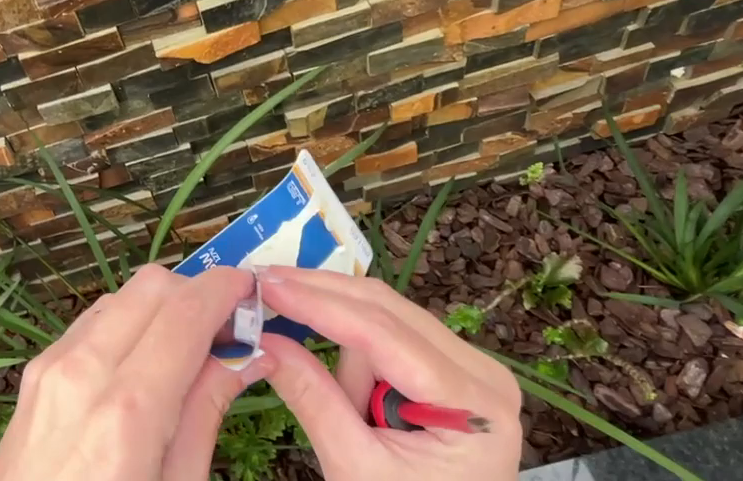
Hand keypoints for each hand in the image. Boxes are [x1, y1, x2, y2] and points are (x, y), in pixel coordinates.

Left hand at [0, 264, 272, 480]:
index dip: (224, 290)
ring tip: (191, 346)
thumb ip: (206, 412)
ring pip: (120, 297)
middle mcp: (82, 371)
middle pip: (150, 286)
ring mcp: (50, 367)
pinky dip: (127, 322)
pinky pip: (91, 322)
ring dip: (161, 305)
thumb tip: (247, 353)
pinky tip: (145, 359)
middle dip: (195, 293)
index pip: (185, 313)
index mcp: (126, 411)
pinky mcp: (33, 373)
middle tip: (228, 327)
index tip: (252, 289)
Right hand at [259, 267, 520, 479]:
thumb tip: (262, 339)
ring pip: (382, 316)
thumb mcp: (355, 469)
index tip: (268, 284)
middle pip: (386, 310)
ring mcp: (468, 366)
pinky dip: (352, 340)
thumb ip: (312, 398)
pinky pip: (389, 333)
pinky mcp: (449, 367)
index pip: (384, 334)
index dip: (320, 304)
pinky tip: (333, 352)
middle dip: (322, 298)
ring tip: (326, 375)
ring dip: (339, 332)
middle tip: (263, 280)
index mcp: (473, 405)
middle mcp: (480, 371)